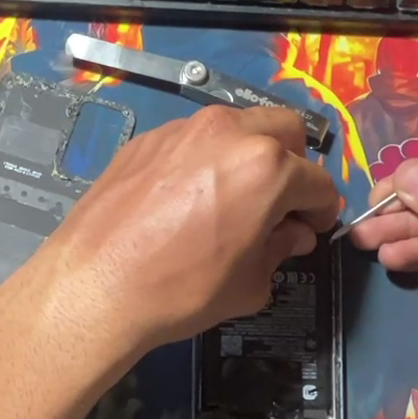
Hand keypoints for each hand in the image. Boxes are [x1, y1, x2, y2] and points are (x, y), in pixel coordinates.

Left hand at [0, 104, 339, 373]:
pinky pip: (193, 139)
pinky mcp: (147, 139)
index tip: (312, 228)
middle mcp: (229, 133)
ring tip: (233, 199)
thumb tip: (291, 235)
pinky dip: (206, 160)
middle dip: (293, 166)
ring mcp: (183, 129)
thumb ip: (280, 250)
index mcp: (267, 167)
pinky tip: (188, 199)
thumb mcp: (248, 284)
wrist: (95, 286)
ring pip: (237, 127)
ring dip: (249, 156)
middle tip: (279, 206)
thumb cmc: (180, 291)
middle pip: (285, 132)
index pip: (318, 181)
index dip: (322, 210)